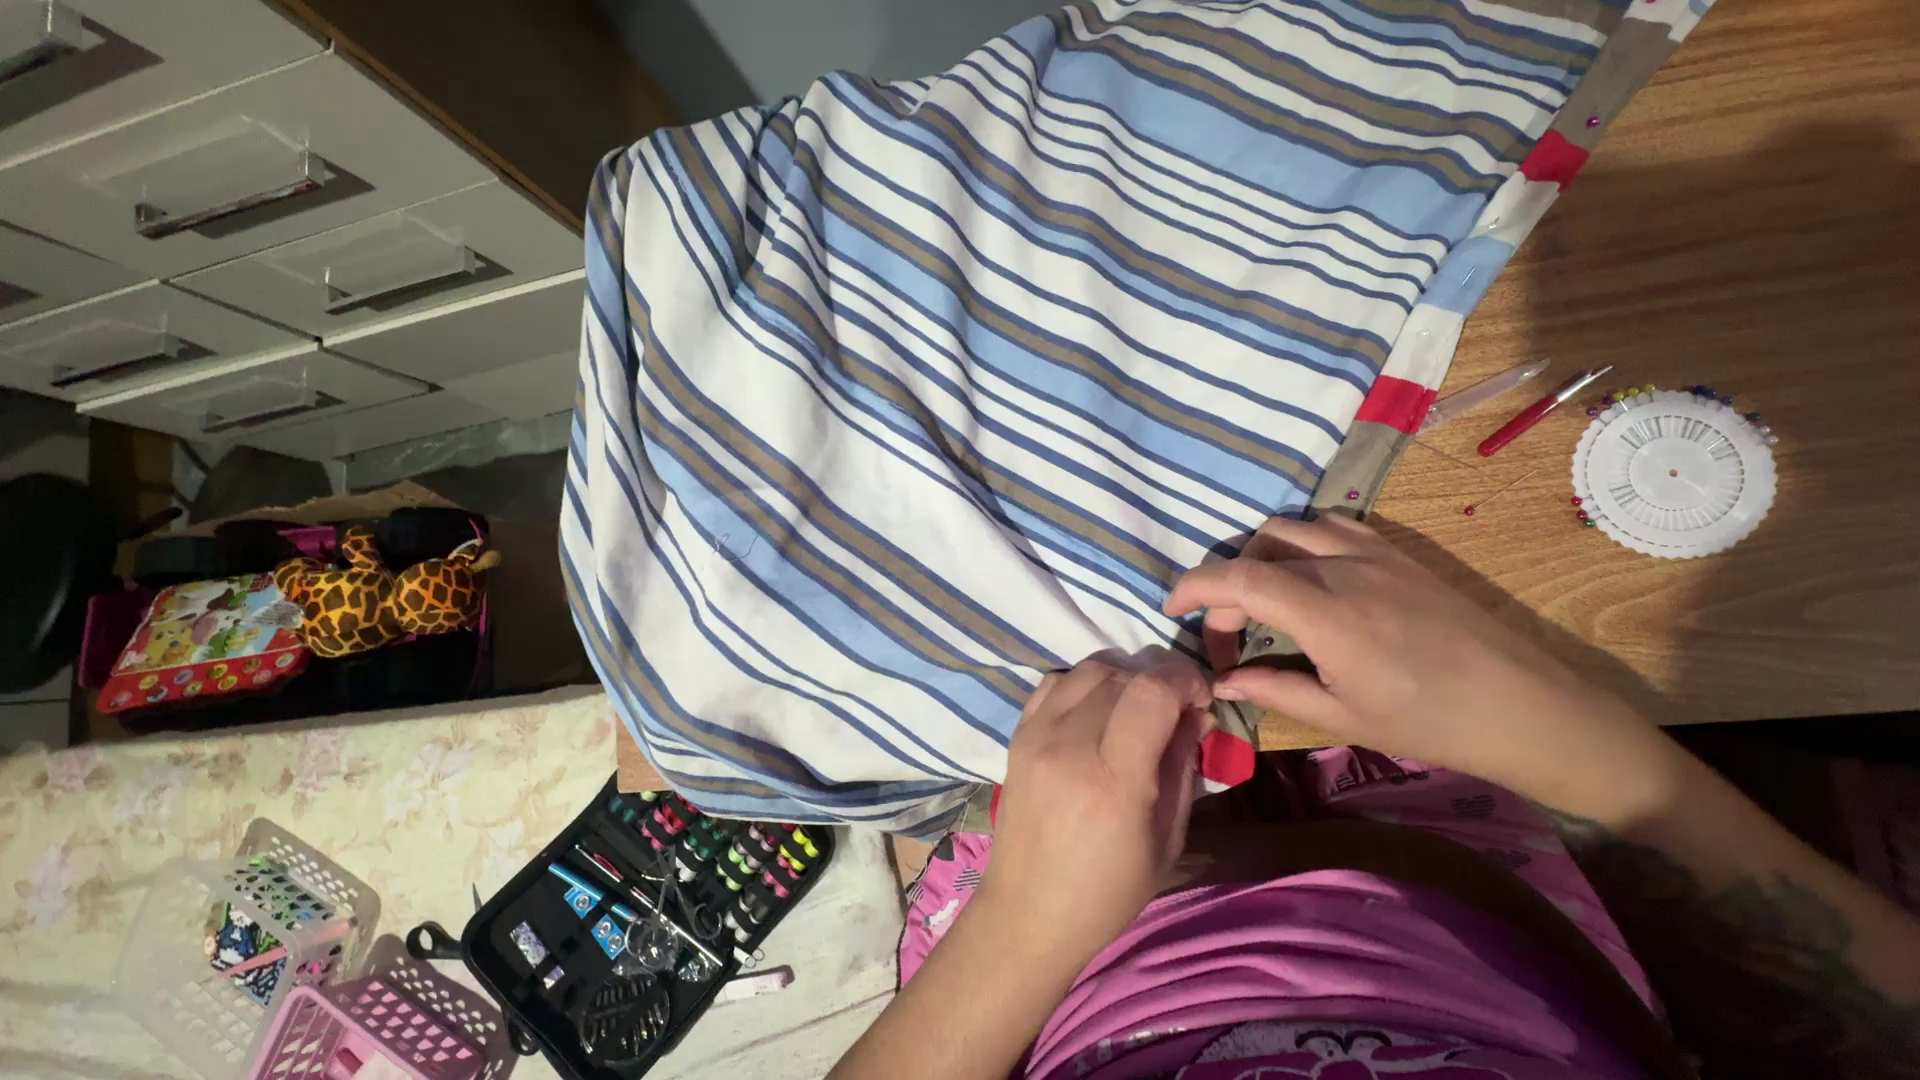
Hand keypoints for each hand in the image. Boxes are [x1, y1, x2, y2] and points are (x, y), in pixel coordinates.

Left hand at [981, 653, 1212, 962]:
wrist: (1029, 910)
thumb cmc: (1108, 890)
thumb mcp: (1166, 838)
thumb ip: (1182, 767)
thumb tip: (1195, 713)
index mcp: (1112, 781)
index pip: (1151, 693)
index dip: (1184, 681)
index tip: (1200, 698)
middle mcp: (1069, 747)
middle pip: (1122, 676)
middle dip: (1158, 682)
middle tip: (1174, 710)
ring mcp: (1036, 737)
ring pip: (1088, 670)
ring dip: (1122, 679)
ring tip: (1135, 710)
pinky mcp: (1017, 736)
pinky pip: (1054, 682)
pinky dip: (1083, 684)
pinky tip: (1096, 711)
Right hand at [1163, 514, 1685, 825]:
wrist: (1523, 707)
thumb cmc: (1428, 722)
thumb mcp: (1340, 715)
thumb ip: (1271, 687)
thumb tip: (1218, 683)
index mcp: (1325, 613)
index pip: (1237, 576)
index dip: (1194, 587)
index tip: (1172, 609)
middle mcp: (1343, 567)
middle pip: (1257, 549)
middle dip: (1226, 585)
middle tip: (1228, 633)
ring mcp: (1374, 552)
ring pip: (1291, 528)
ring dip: (1261, 556)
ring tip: (1263, 600)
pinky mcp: (1397, 552)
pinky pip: (1331, 525)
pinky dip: (1301, 541)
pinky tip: (1309, 577)